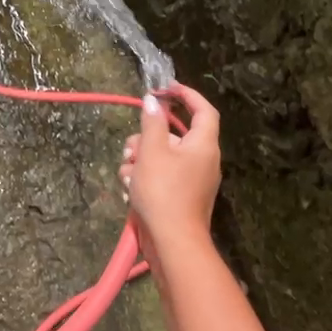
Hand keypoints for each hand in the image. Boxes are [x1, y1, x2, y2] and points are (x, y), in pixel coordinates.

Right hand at [119, 83, 221, 244]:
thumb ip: (152, 123)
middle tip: (130, 148)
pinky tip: (131, 189)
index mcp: (203, 145)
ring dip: (139, 160)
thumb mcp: (152, 151)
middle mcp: (202, 160)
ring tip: (128, 175)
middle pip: (172, 135)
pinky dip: (143, 178)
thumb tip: (153, 101)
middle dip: (146, 138)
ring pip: (160, 156)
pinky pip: (159, 176)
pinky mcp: (179, 196)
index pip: (204, 110)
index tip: (164, 89)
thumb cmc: (164, 191)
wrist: (172, 241)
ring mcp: (191, 180)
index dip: (187, 95)